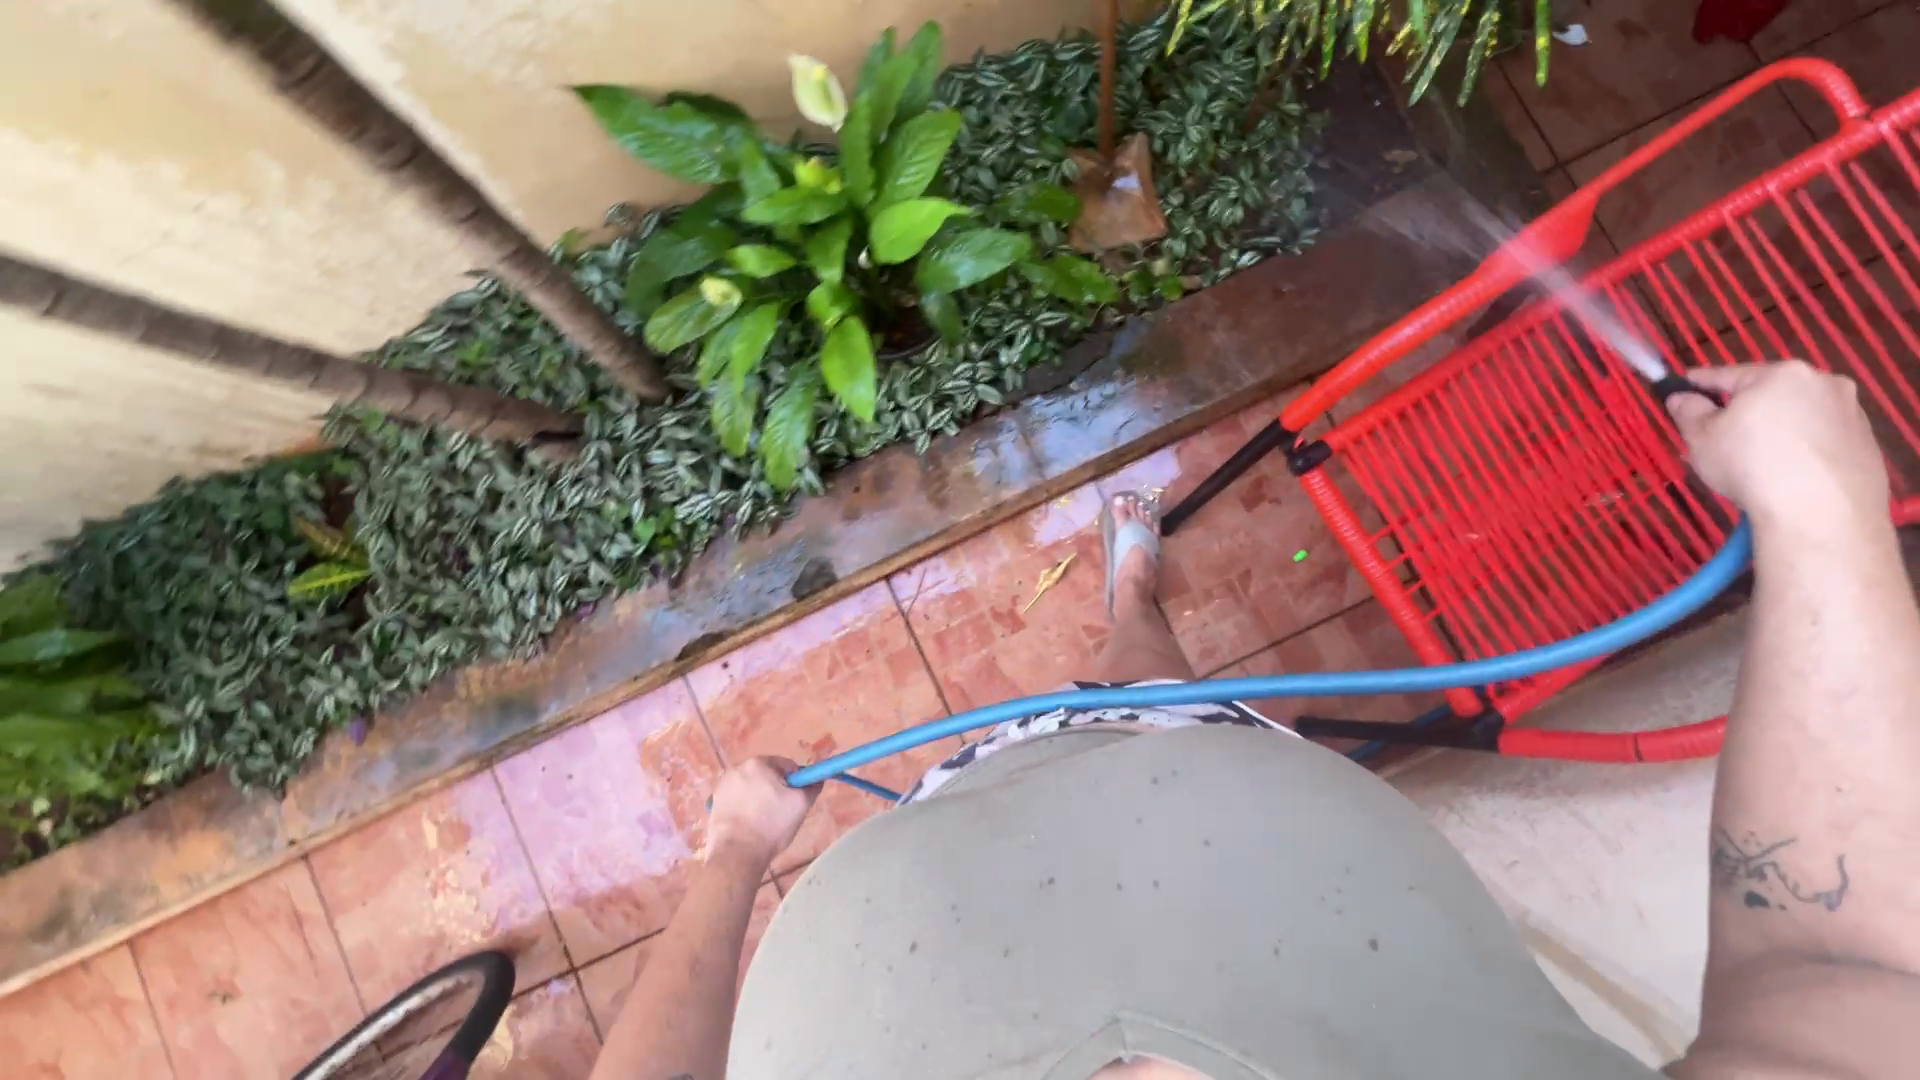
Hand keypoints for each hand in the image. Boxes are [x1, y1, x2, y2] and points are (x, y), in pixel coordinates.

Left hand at [705, 757, 818, 867]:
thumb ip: (812, 786)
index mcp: (758, 763)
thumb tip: (816, 779)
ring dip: (758, 798)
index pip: (785, 765)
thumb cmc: (771, 826)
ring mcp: (722, 787)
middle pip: (765, 775)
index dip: (794, 781)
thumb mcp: (800, 805)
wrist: (736, 855)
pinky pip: (735, 800)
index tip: (795, 799)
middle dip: (774, 789)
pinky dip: (743, 808)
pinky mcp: (713, 804)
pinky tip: (747, 825)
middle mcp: (736, 769)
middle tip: (781, 811)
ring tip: (763, 821)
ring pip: (750, 788)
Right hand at [1666, 361, 1888, 530]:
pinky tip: (1782, 467)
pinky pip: (1816, 434)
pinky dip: (1796, 443)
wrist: (1818, 505)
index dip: (1698, 381)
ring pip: (1794, 412)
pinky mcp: (1865, 438)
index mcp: (1780, 374)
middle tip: (1716, 429)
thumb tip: (1682, 398)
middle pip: (1767, 391)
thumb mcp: (1699, 436)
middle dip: (1741, 406)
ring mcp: (1850, 409)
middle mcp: (1822, 382)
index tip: (1680, 386)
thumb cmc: (1748, 461)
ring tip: (1750, 454)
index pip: (1727, 374)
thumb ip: (1687, 411)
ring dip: (1771, 424)